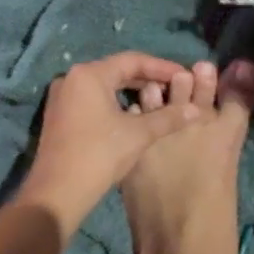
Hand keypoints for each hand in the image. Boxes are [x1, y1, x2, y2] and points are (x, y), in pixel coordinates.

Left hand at [23, 52, 202, 217]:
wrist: (58, 192)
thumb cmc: (99, 155)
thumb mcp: (138, 134)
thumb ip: (168, 117)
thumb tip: (196, 109)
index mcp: (89, 74)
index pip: (133, 60)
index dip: (163, 67)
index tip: (185, 75)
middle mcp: (72, 78)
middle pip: (117, 71)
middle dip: (148, 79)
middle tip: (175, 88)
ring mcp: (63, 97)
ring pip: (105, 86)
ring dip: (133, 92)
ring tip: (160, 100)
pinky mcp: (60, 115)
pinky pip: (94, 100)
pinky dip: (116, 103)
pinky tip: (135, 115)